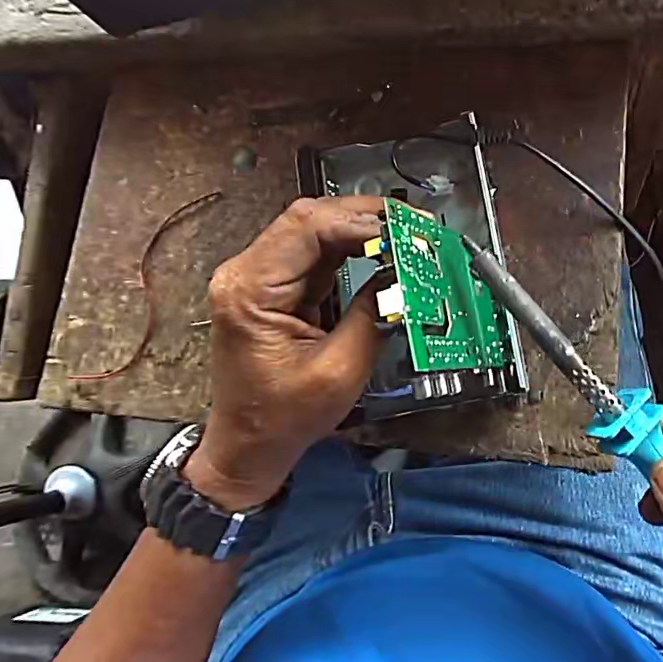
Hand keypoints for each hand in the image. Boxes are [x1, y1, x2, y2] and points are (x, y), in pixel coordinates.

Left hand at [190, 196, 384, 510]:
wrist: (248, 445)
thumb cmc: (284, 418)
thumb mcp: (340, 369)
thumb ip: (372, 313)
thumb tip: (403, 274)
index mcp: (250, 291)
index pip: (307, 228)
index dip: (362, 222)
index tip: (407, 230)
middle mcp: (247, 273)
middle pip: (310, 218)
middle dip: (366, 216)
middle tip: (415, 224)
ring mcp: (259, 277)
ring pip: (316, 229)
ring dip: (363, 227)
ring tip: (406, 233)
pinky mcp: (276, 286)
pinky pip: (317, 251)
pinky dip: (354, 246)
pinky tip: (383, 247)